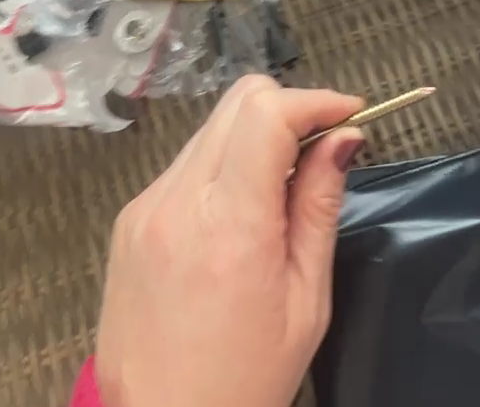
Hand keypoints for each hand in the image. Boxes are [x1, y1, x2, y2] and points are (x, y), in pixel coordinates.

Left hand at [93, 75, 364, 406]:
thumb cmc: (241, 381)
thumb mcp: (305, 300)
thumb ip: (320, 205)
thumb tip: (343, 139)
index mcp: (228, 226)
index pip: (267, 114)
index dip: (315, 100)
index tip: (348, 113)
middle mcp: (177, 202)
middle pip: (239, 101)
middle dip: (290, 108)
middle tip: (324, 143)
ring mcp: (146, 206)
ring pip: (213, 126)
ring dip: (257, 134)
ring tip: (284, 184)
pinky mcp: (131, 217)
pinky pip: (188, 161)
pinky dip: (225, 163)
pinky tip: (241, 208)